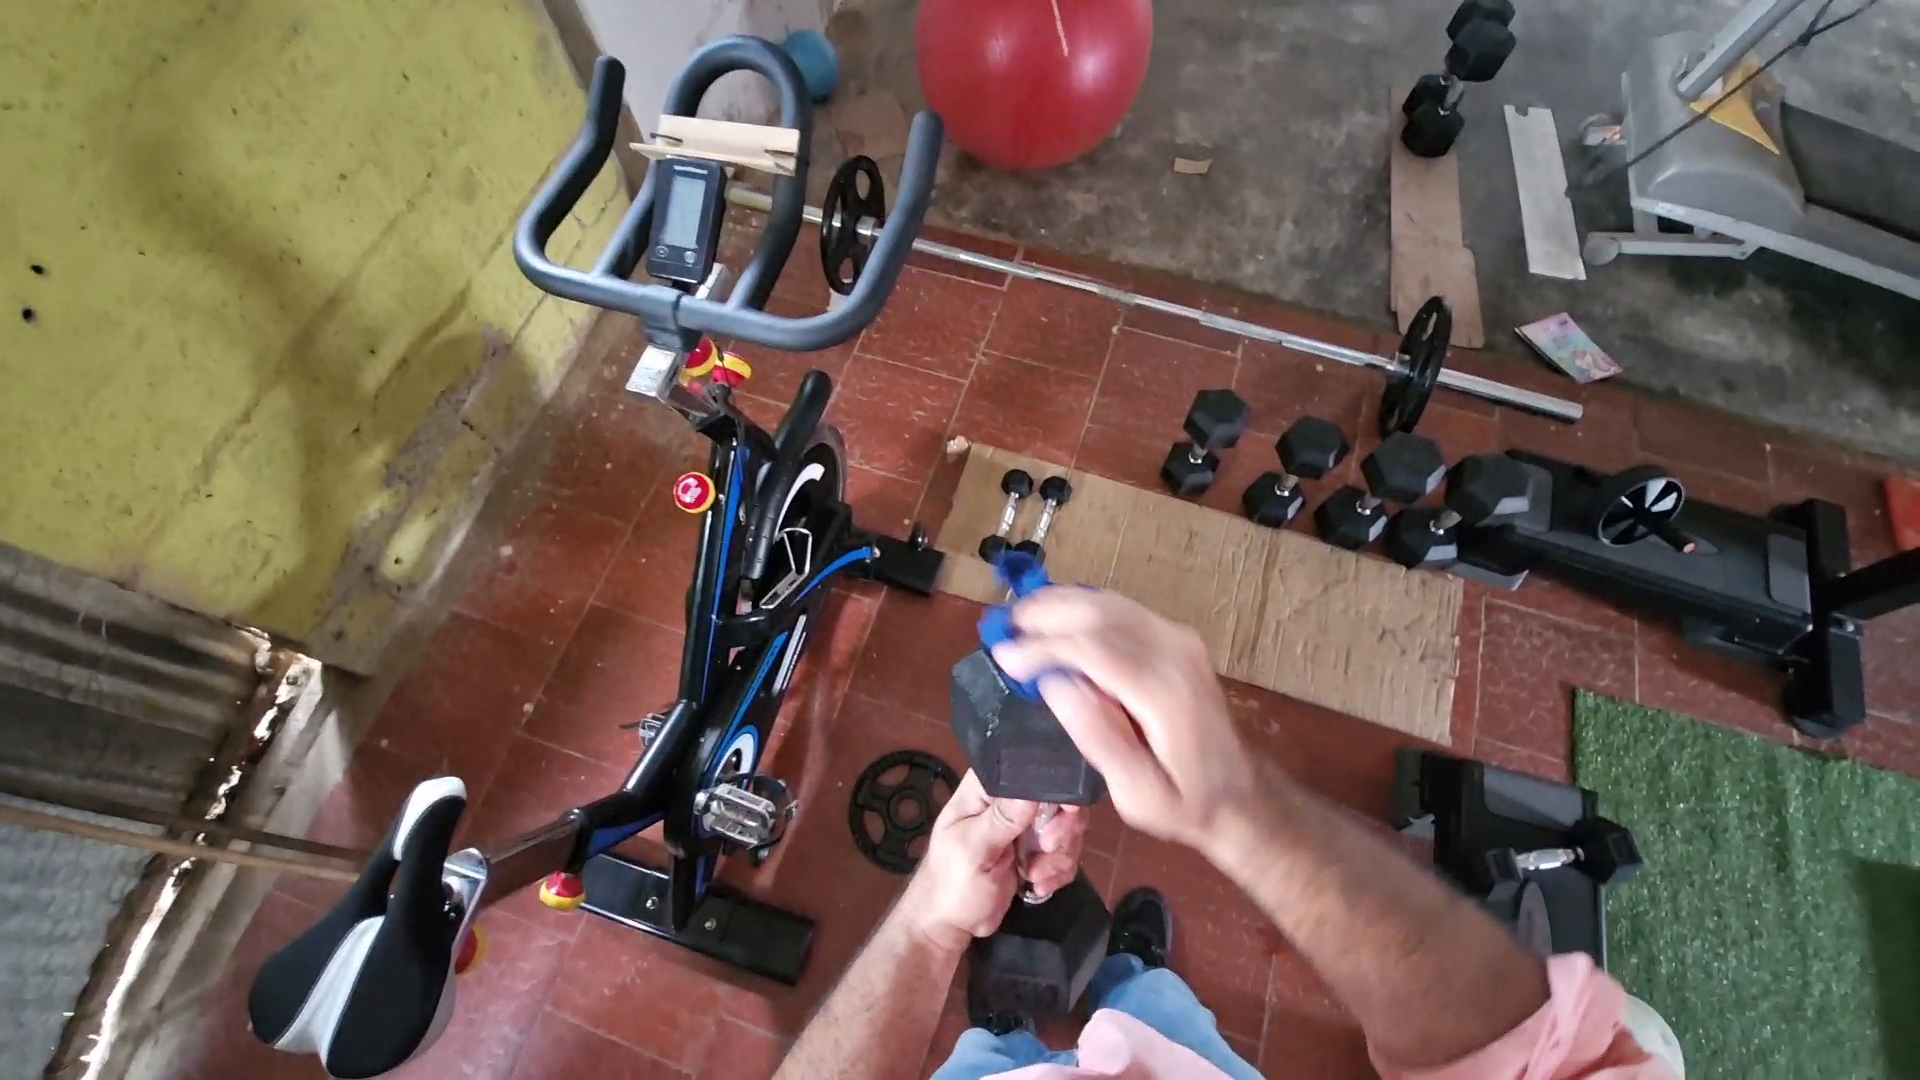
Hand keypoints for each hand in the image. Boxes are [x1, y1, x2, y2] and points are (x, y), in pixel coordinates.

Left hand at [900, 771, 1088, 954]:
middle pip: (1059, 796)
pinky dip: (1058, 870)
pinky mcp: (1038, 848)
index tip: (1065, 812)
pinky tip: (1037, 884)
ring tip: (1034, 876)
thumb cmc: (950, 883)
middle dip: (1061, 828)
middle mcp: (1010, 798)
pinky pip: (1066, 850)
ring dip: (1059, 855)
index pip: (1028, 769)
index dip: (1054, 786)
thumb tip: (1033, 790)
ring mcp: (1026, 824)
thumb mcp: (971, 850)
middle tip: (1045, 849)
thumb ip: (1001, 819)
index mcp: (987, 787)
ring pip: (1067, 825)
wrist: (952, 924)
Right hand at [990, 589, 1259, 857]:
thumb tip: (1054, 684)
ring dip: (1058, 605)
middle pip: (1099, 613)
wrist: (1240, 792)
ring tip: (1017, 620)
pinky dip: (1079, 608)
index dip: (1043, 647)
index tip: (1003, 656)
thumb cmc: (1185, 803)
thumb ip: (1098, 737)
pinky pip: (1118, 609)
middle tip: (1000, 627)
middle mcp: (1175, 651)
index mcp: (1166, 692)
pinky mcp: (1174, 635)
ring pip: (1107, 603)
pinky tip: (1052, 620)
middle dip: (1044, 613)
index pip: (1094, 649)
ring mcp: (1178, 637)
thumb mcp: (1138, 795)